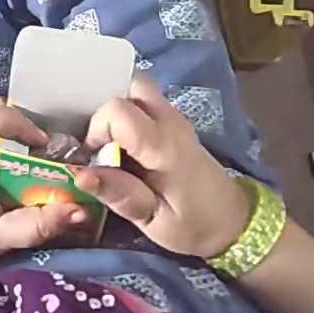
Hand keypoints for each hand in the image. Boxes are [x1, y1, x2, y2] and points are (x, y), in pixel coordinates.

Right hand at [75, 77, 250, 258]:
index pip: (118, 110)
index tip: (95, 157)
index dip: (97, 129)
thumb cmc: (192, 225)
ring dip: (118, 111)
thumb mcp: (152, 220)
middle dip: (107, 111)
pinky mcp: (175, 122)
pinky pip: (144, 102)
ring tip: (112, 145)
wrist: (233, 222)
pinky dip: (128, 114)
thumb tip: (80, 176)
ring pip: (137, 90)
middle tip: (103, 145)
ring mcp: (175, 118)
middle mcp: (170, 122)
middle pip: (130, 87)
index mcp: (164, 147)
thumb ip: (119, 194)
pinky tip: (125, 145)